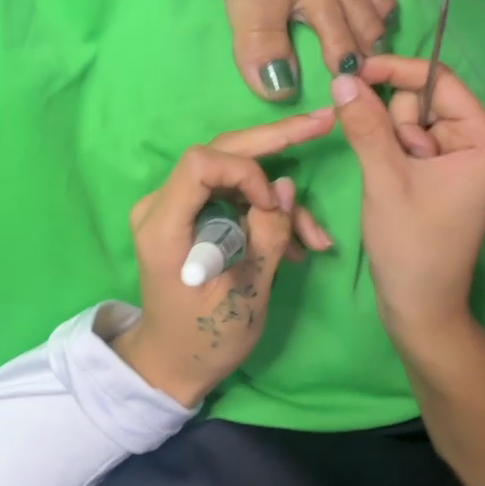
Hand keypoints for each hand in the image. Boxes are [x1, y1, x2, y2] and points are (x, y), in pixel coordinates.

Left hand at [111, 111, 335, 405]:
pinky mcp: (191, 213)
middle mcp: (162, 204)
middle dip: (275, 139)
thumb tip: (286, 185)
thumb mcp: (246, 295)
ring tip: (315, 238)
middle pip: (219, 151)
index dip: (245, 170)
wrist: (172, 362)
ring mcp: (175, 206)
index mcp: (164, 226)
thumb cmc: (205, 338)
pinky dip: (265, 211)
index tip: (274, 204)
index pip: (201, 163)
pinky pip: (232, 194)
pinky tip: (297, 244)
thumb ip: (266, 236)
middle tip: (322, 123)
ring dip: (278, 198)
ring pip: (233, 172)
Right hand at [329, 56, 484, 337]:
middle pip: (422, 97)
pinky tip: (391, 182)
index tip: (351, 73)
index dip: (395, 70)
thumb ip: (365, 125)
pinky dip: (390, 151)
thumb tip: (341, 78)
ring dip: (389, 140)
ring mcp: (460, 156)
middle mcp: (479, 140)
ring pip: (408, 117)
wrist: (419, 308)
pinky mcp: (442, 171)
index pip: (438, 79)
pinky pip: (407, 139)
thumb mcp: (385, 180)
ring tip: (393, 180)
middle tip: (391, 163)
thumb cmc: (412, 246)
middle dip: (394, 121)